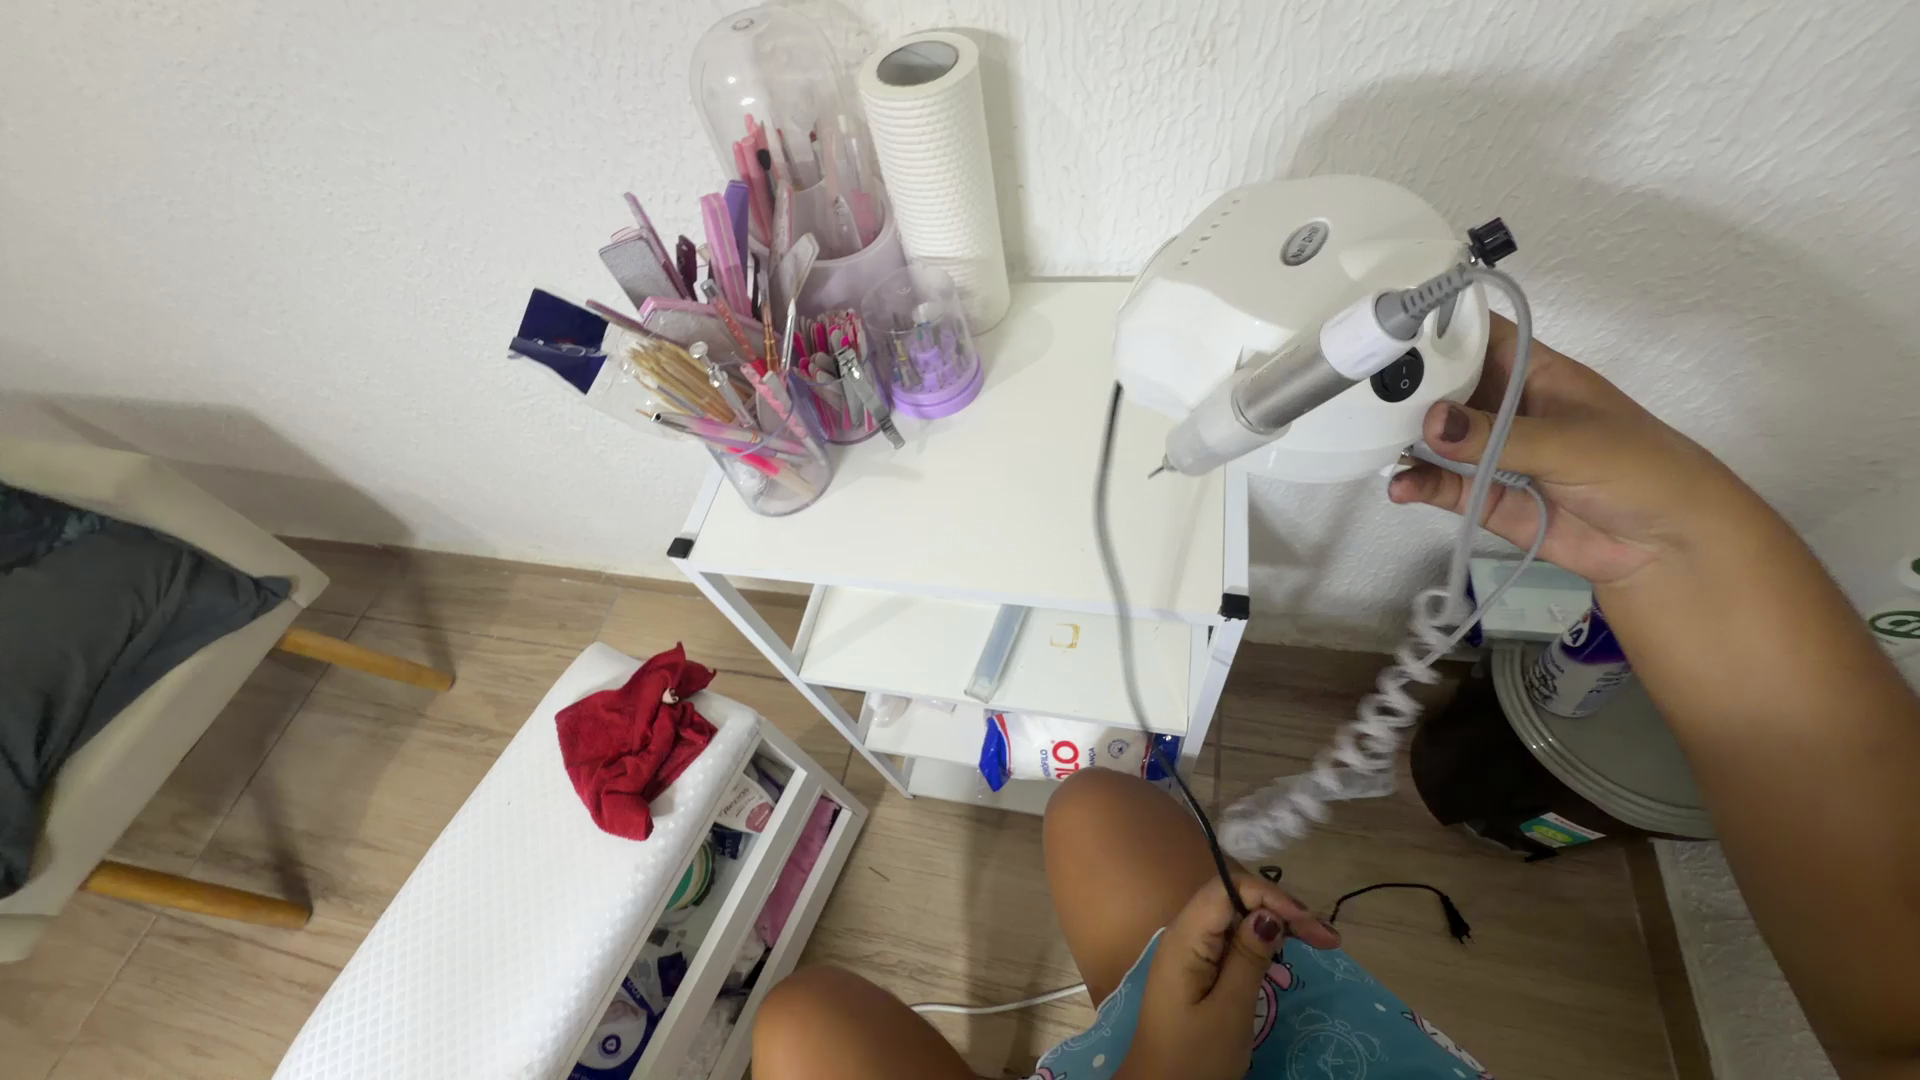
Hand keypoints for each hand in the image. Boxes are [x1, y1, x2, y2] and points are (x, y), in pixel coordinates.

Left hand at [1118, 874, 1338, 1079]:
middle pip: (1233, 899)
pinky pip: (1229, 940)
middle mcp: (1184, 932)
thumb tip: (1270, 915)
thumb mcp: (1230, 1011)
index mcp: (1186, 936)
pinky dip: (1259, 942)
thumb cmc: (1194, 1058)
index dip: (1271, 896)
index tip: (1312, 924)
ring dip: (1273, 924)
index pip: (1227, 888)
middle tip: (1327, 938)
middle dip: (1279, 909)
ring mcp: (1189, 949)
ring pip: (1234, 918)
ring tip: (1317, 941)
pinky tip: (1284, 951)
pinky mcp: (1196, 967)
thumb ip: (1249, 959)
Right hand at [1388, 316, 1763, 586]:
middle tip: (1361, 393)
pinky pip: (1438, 485)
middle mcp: (1504, 410)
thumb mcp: (1573, 443)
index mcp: (1534, 375)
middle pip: (1443, 388)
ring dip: (1404, 440)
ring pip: (1434, 439)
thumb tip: (1431, 423)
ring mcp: (1490, 454)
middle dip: (1406, 389)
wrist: (1666, 547)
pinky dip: (1415, 484)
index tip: (1389, 331)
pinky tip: (1400, 486)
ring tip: (1372, 443)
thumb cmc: (1641, 471)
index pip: (1479, 339)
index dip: (1439, 330)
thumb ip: (1499, 435)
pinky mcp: (1480, 496)